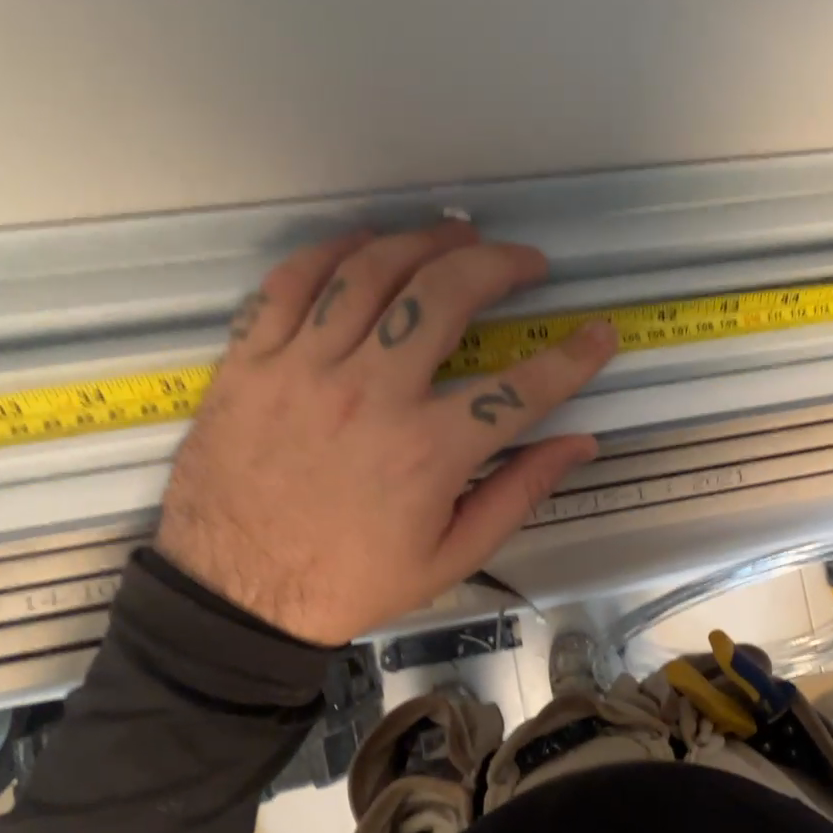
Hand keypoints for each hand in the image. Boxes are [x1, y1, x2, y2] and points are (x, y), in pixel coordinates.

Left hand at [155, 223, 616, 643]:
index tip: (600, 333)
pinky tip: (365, 244)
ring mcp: (304, 369)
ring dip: (423, 242)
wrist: (232, 598)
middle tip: (526, 260)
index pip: (522, 386)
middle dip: (499, 264)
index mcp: (428, 450)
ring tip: (457, 235)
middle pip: (444, 296)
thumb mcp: (451, 556)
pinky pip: (291, 283)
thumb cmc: (351, 581)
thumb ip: (519, 493)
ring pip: (370, 272)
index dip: (573, 356)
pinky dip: (333, 252)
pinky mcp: (252, 362)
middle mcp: (371, 394)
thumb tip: (581, 444)